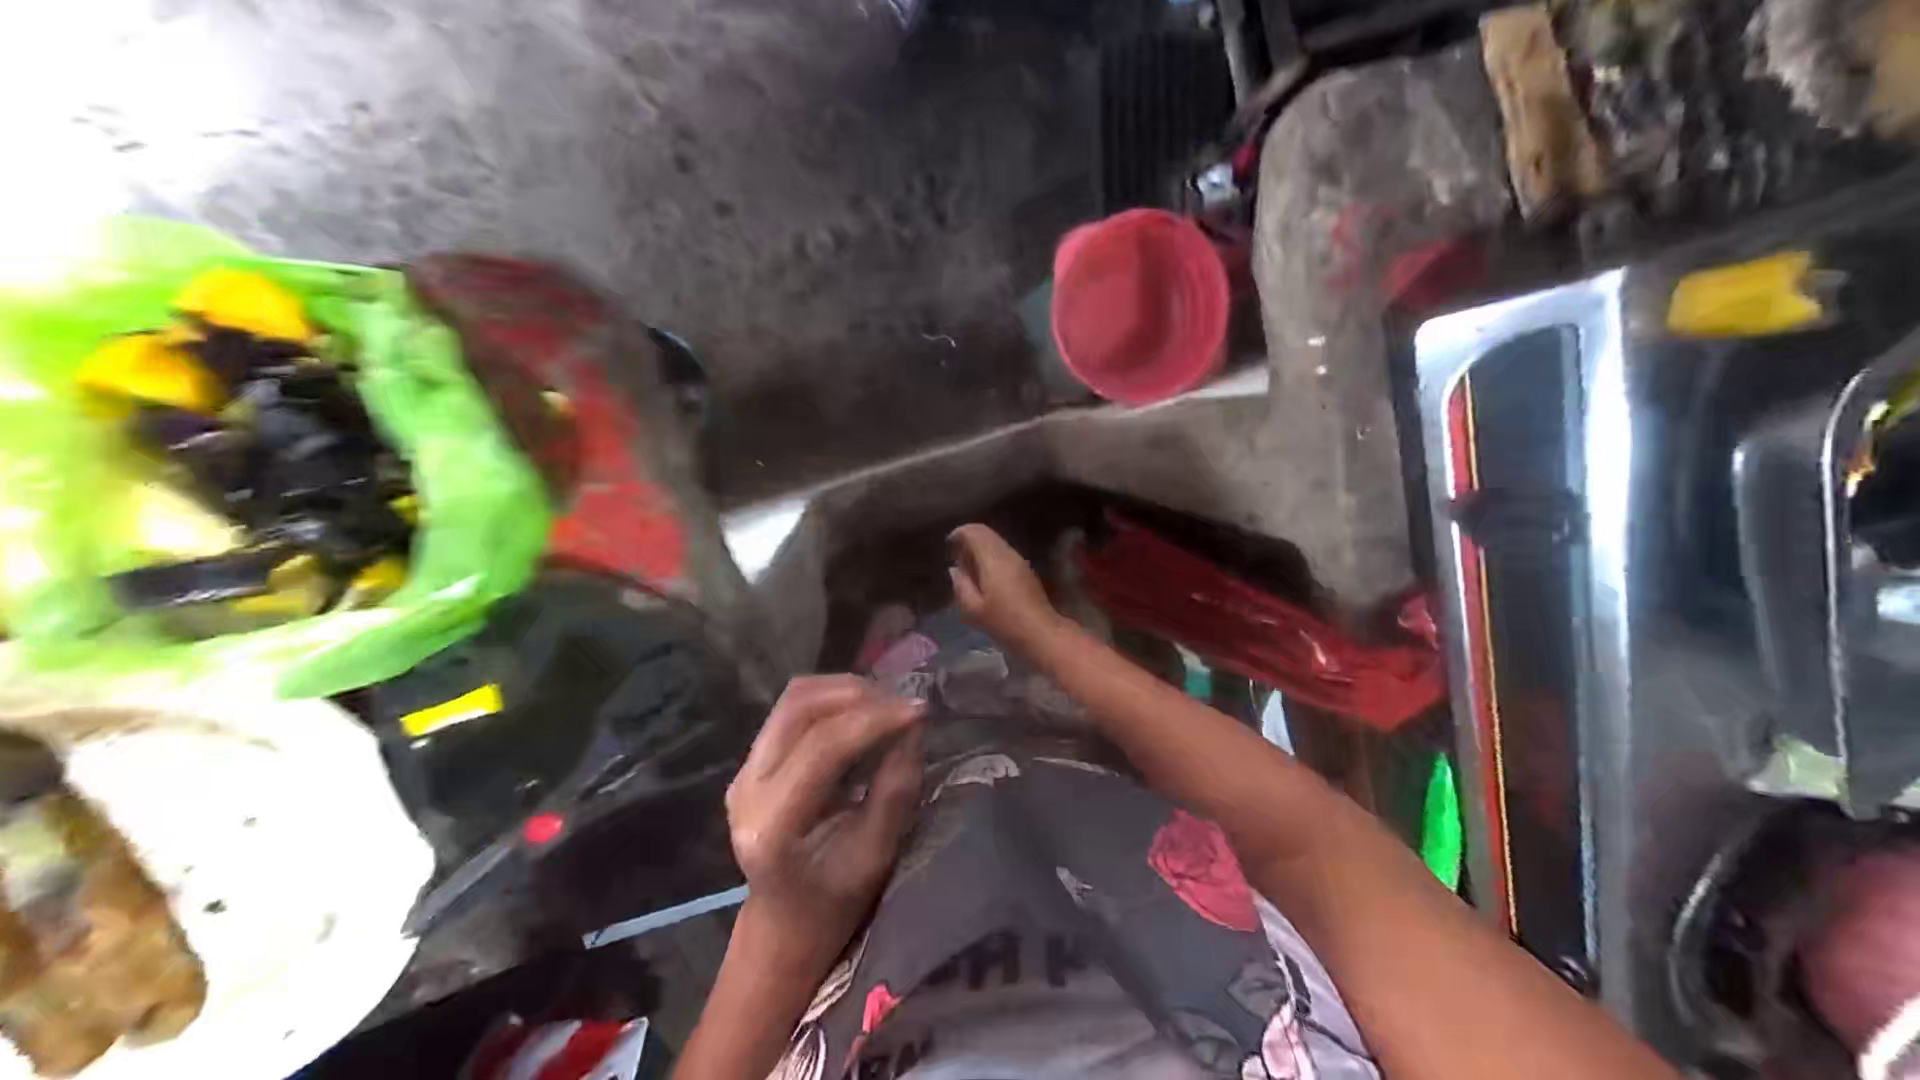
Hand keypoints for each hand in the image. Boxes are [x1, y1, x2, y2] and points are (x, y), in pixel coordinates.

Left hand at [726, 677, 924, 969]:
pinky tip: (864, 714)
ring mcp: (743, 769)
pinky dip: (833, 700)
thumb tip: (915, 728)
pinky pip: (793, 709)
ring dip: (845, 691)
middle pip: (799, 708)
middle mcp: (746, 788)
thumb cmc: (834, 902)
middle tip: (904, 704)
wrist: (785, 923)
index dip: (874, 720)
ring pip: (794, 699)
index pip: (822, 748)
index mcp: (771, 825)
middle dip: (859, 695)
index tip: (920, 710)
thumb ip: (896, 789)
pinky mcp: (753, 759)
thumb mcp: (876, 854)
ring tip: (888, 704)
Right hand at [949, 524, 1064, 655]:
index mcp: (993, 560)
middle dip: (969, 539)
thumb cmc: (1004, 623)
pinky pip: (1004, 553)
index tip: (948, 545)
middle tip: (957, 557)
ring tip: (969, 568)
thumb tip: (955, 569)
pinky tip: (985, 576)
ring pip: (996, 542)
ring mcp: (1019, 561)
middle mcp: (1007, 554)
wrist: (1041, 633)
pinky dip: (991, 556)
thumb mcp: (973, 610)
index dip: (959, 533)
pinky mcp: (1026, 570)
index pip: (975, 532)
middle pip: (986, 533)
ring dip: (981, 548)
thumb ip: (961, 585)